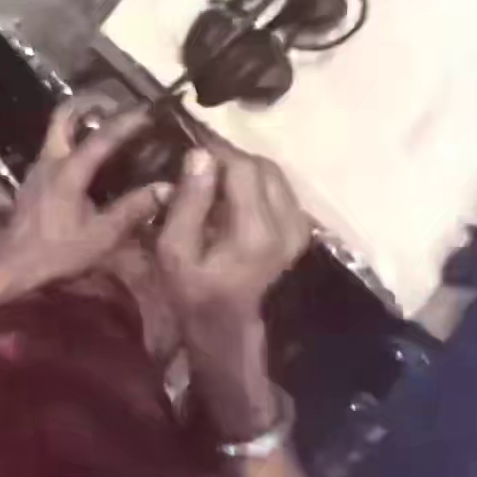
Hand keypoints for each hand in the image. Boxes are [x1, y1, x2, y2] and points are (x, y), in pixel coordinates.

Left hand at [0, 96, 170, 290]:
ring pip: (58, 129)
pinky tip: (92, 158)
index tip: (149, 112)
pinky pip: (56, 147)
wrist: (14, 263)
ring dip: (82, 121)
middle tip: (119, 107)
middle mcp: (50, 160)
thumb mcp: (102, 236)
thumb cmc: (58, 252)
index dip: (127, 122)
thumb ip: (133, 209)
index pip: (101, 137)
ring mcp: (39, 167)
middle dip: (92, 104)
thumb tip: (165, 189)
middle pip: (65, 114)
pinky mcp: (35, 178)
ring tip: (111, 127)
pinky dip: (75, 141)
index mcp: (68, 172)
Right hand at [157, 142, 309, 437]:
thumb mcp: (174, 250)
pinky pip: (280, 189)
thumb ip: (188, 202)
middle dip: (229, 160)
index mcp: (255, 232)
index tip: (190, 150)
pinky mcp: (301, 230)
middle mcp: (287, 224)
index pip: (243, 167)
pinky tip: (232, 199)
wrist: (226, 327)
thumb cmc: (192, 291)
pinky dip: (255, 184)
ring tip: (214, 183)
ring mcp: (300, 228)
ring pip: (273, 174)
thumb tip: (200, 155)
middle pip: (261, 166)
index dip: (216, 151)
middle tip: (199, 169)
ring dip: (243, 171)